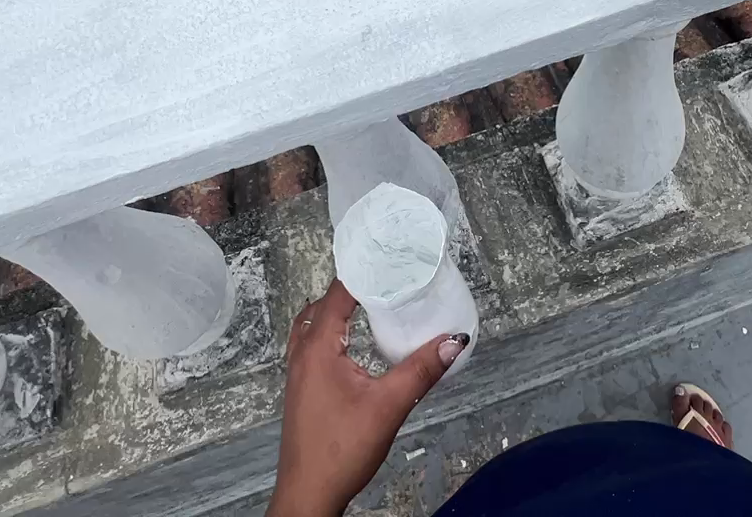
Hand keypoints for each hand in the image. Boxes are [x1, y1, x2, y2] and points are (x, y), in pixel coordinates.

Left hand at [267, 279, 468, 516]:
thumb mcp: (389, 406)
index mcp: (318, 346)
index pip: (338, 292)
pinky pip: (310, 340)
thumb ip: (421, 370)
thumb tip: (454, 341)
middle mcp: (302, 351)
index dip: (362, 272)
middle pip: (324, 302)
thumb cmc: (342, 450)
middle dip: (353, 286)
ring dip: (336, 307)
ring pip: (313, 322)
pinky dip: (328, 328)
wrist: (308, 497)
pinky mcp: (300, 386)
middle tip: (386, 276)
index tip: (388, 258)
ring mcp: (297, 369)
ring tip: (369, 300)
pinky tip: (350, 339)